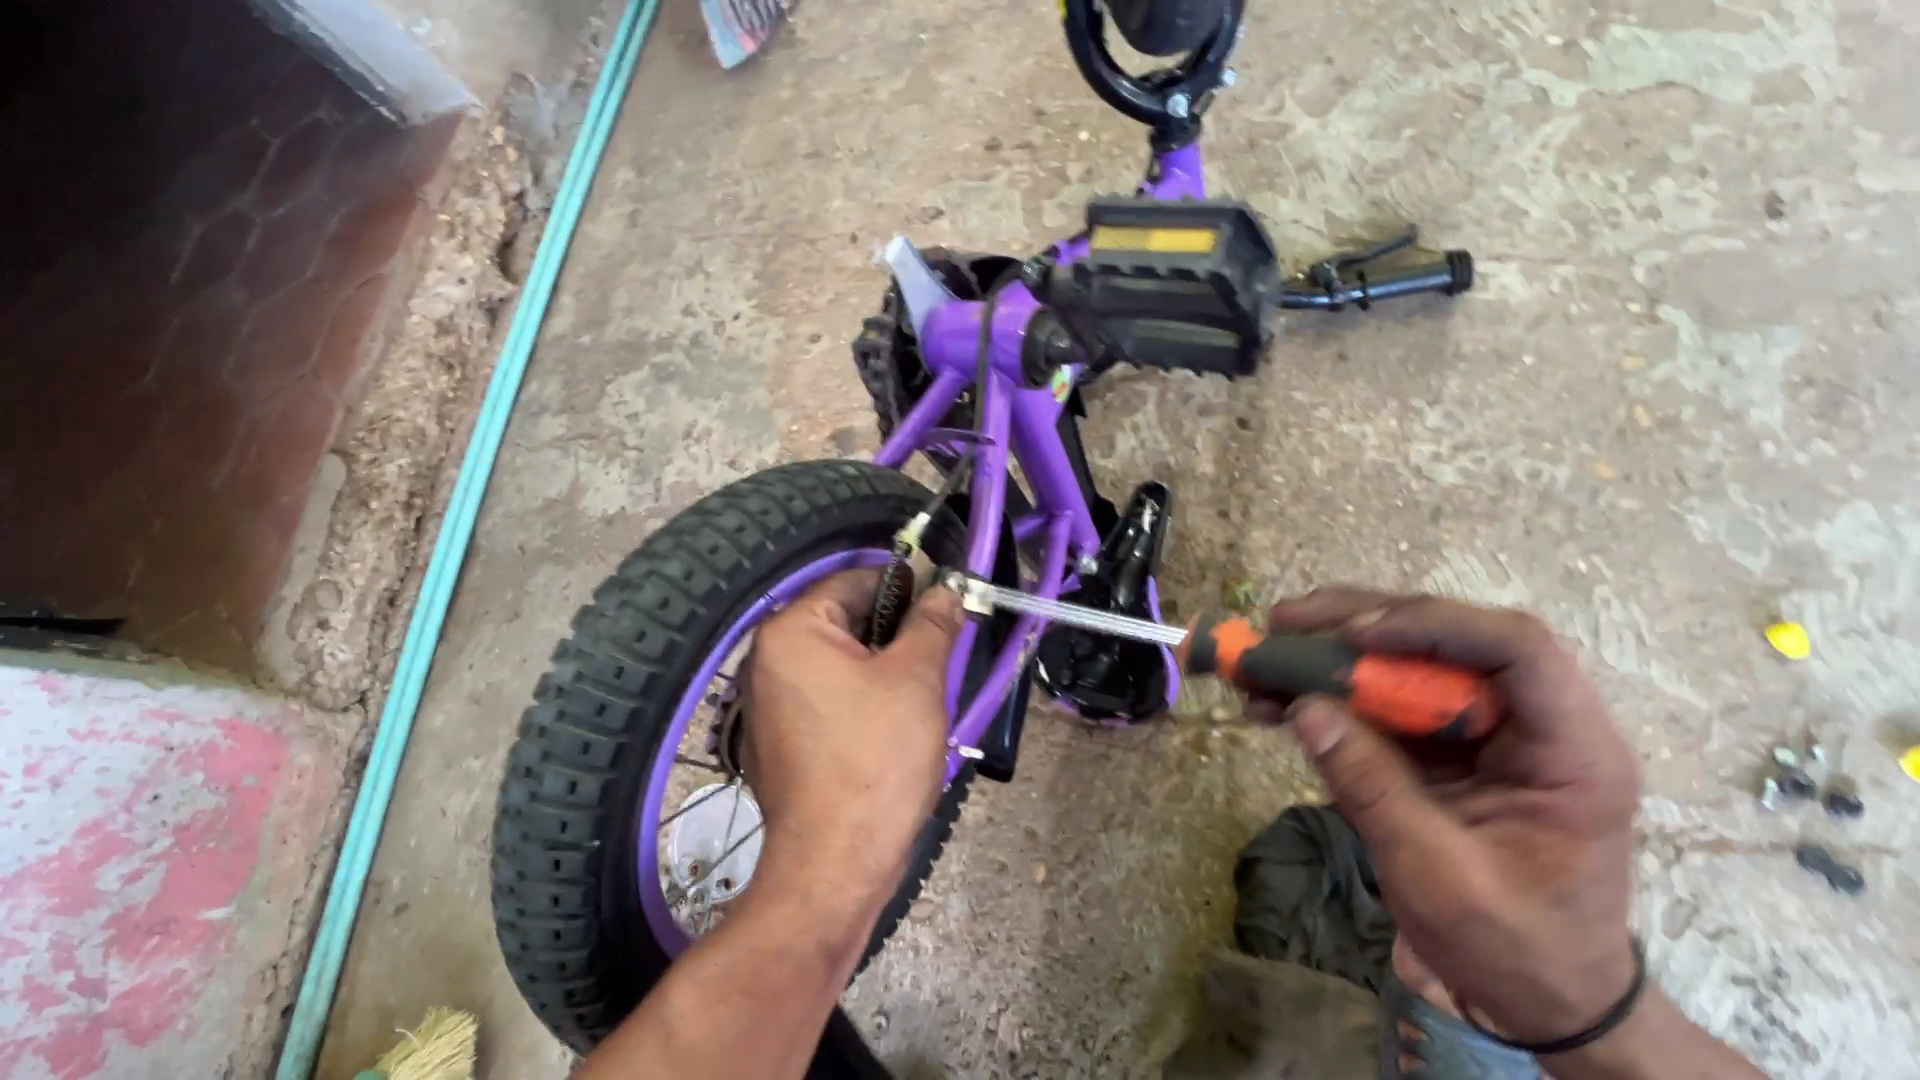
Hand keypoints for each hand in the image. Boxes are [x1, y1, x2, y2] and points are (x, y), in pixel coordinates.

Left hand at [740, 570, 963, 890]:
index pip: (854, 580)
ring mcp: (766, 706)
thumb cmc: (876, 760)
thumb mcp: (917, 679)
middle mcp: (766, 661)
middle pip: (844, 622)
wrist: (835, 864)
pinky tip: (894, 729)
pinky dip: (861, 702)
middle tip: (942, 653)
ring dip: (883, 670)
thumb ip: (932, 624)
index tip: (946, 602)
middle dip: (896, 634)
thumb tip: (946, 591)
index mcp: (791, 632)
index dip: (906, 586)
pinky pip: (826, 701)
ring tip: (924, 693)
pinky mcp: (777, 744)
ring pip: (840, 665)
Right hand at [1261, 589, 1640, 1046]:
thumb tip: (1304, 708)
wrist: (1544, 999)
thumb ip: (1371, 785)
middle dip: (1361, 625)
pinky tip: (1278, 704)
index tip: (1353, 636)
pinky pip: (1388, 705)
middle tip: (1284, 622)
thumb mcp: (1436, 873)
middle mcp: (1534, 722)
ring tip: (1265, 659)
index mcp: (1571, 750)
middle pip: (1451, 641)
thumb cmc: (1514, 947)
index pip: (1517, 649)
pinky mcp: (1449, 748)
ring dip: (1334, 658)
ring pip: (1410, 664)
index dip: (1433, 627)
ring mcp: (1488, 732)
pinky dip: (1331, 700)